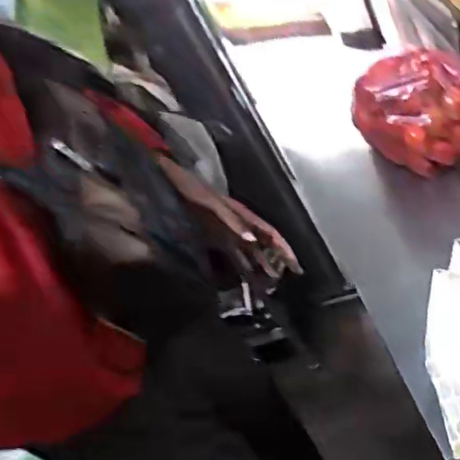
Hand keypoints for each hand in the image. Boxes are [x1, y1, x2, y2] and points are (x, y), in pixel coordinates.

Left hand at [155, 156, 300, 277]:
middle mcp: (238, 225)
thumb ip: (232, 221)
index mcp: (243, 216)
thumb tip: (252, 241)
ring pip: (248, 252)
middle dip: (275, 262)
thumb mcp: (210, 202)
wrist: (162, 175)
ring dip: (257, 267)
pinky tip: (237, 277)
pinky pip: (229, 253)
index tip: (296, 267)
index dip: (285, 250)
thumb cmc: (189, 186)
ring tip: (265, 284)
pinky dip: (236, 265)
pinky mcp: (211, 234)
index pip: (271, 234)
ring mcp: (225, 230)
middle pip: (263, 246)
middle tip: (284, 281)